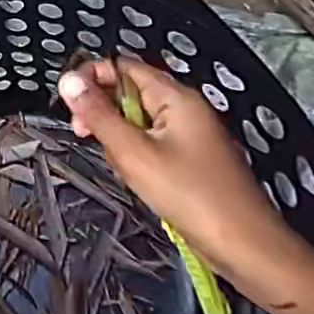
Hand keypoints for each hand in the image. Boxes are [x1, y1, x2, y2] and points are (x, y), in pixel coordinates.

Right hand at [57, 57, 308, 298]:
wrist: (245, 247)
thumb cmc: (192, 197)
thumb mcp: (132, 152)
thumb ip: (97, 114)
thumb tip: (68, 81)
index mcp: (176, 98)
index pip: (123, 66)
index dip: (91, 77)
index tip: (70, 100)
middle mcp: (185, 108)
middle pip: (128, 92)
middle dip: (102, 111)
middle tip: (85, 133)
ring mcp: (189, 133)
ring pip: (135, 119)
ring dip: (118, 137)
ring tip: (122, 164)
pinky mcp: (190, 156)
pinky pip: (149, 141)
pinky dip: (134, 154)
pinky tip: (137, 175)